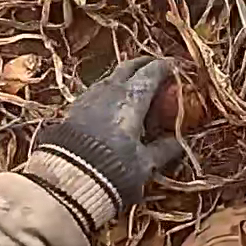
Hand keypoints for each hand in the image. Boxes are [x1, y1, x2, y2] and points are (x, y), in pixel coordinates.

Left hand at [47, 58, 184, 205]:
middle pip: (130, 66)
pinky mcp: (75, 108)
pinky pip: (98, 91)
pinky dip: (111, 91)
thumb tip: (179, 142)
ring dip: (126, 77)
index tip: (177, 68)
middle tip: (158, 68)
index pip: (153, 72)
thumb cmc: (113, 168)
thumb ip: (165, 149)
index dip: (167, 67)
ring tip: (137, 87)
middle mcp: (110, 90)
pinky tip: (114, 105)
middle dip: (146, 64)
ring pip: (112, 77)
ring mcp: (89, 97)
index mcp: (132, 97)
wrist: (66, 181)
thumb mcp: (145, 163)